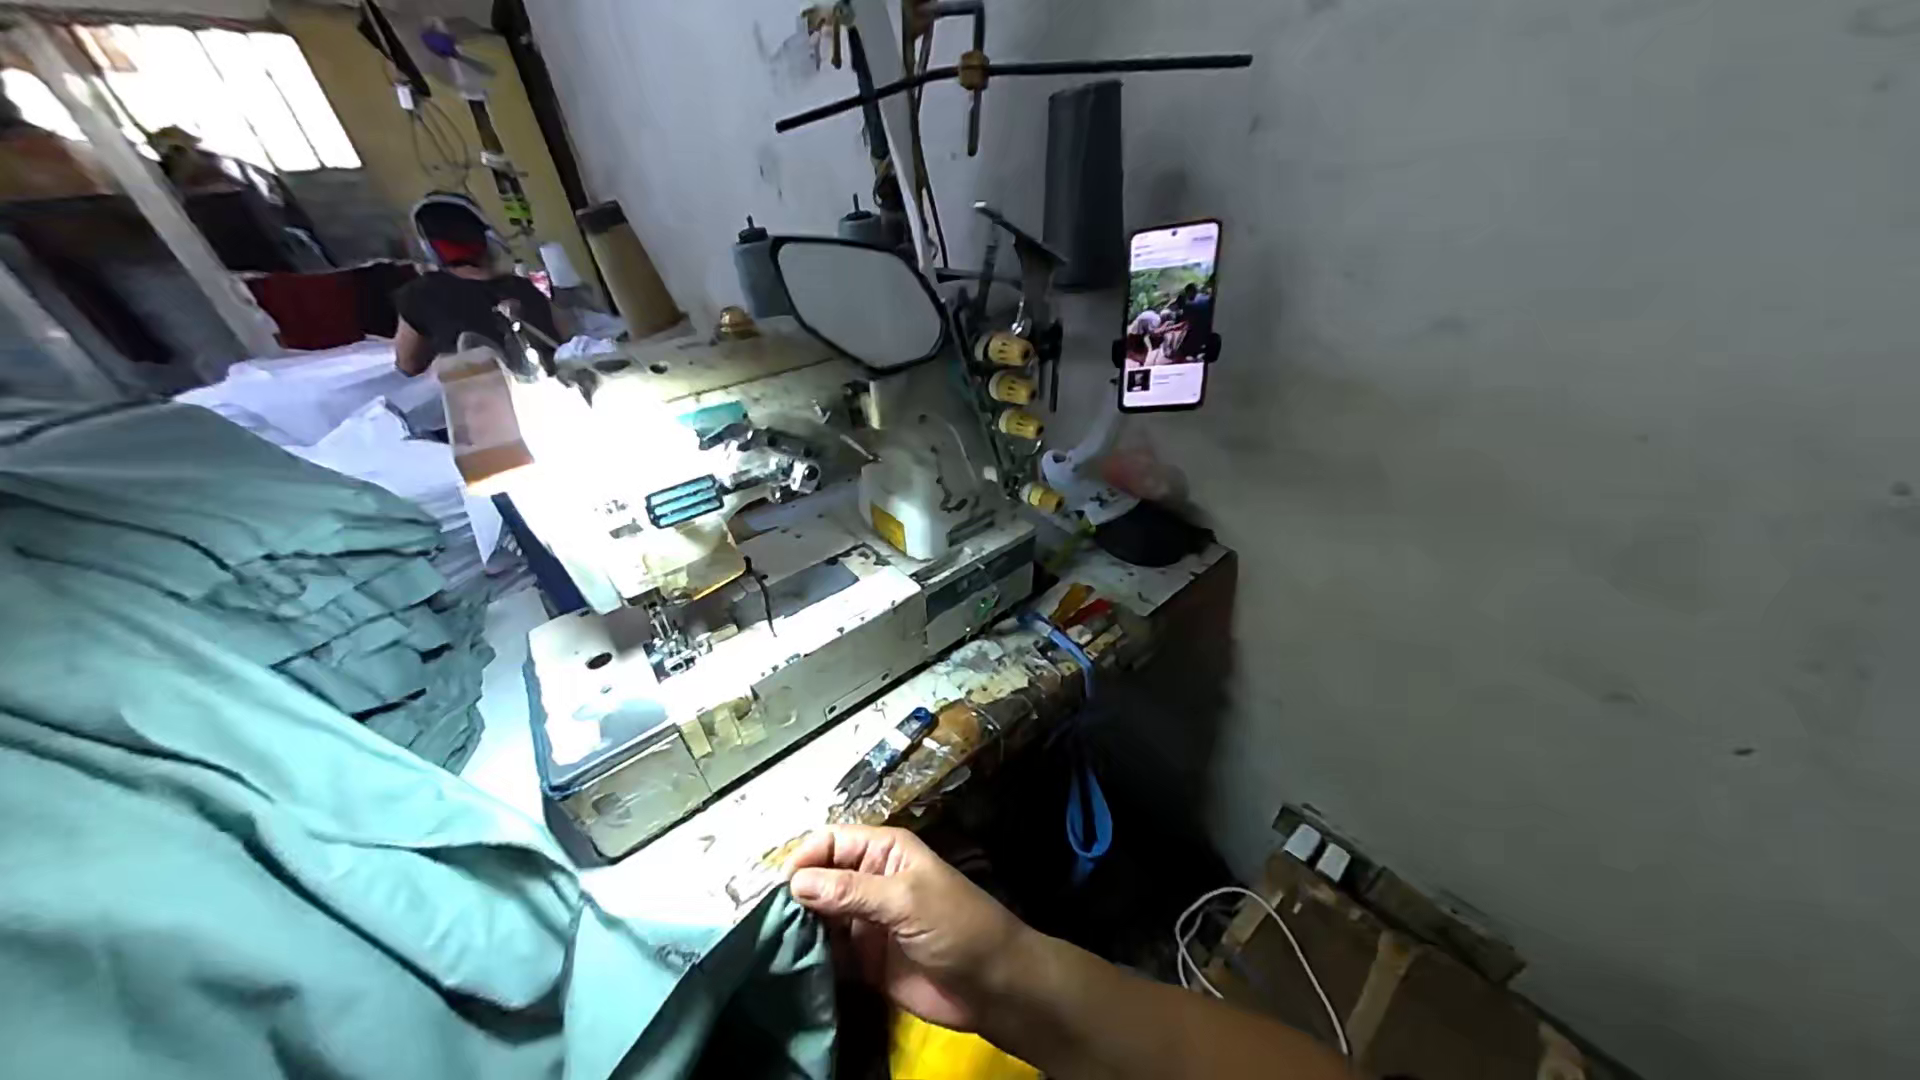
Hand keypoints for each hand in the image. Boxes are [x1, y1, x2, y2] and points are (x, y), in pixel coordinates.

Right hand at [785, 825, 1028, 1031]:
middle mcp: (870, 880)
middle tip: (769, 919)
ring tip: (773, 943)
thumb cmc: (956, 925)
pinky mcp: (863, 958)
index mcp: (884, 851)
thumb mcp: (906, 899)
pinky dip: (811, 955)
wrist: (991, 984)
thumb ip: (852, 890)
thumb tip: (798, 881)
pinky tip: (791, 965)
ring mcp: (866, 920)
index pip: (834, 841)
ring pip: (820, 914)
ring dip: (799, 925)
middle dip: (797, 893)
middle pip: (821, 877)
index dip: (807, 857)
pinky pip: (829, 950)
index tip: (782, 887)